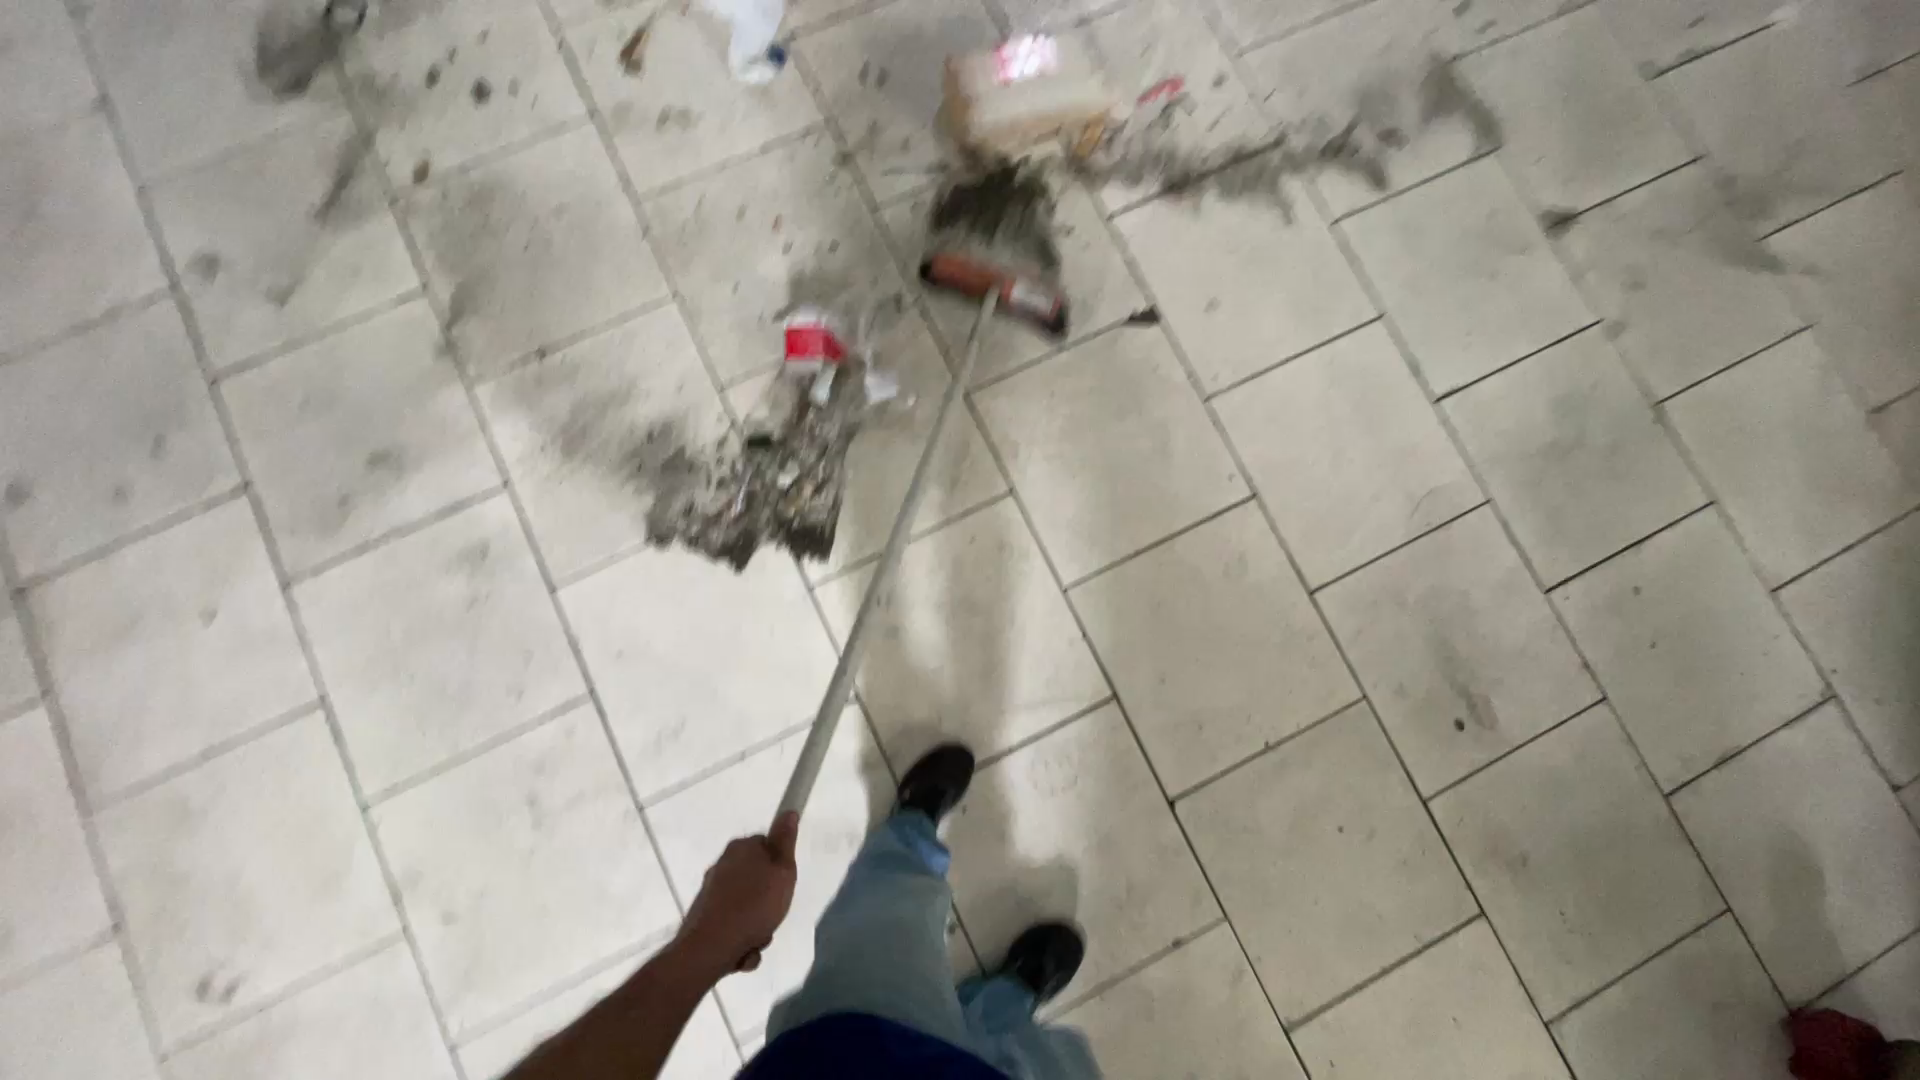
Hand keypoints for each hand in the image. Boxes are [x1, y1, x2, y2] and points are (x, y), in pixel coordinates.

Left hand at [674, 812, 800, 979]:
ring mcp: (711, 891)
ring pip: (746, 904)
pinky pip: (732, 923)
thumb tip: (788, 811)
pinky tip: (744, 950)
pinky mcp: (704, 916)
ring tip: (759, 937)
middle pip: (757, 877)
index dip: (780, 864)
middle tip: (775, 911)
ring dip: (756, 923)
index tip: (785, 882)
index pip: (767, 844)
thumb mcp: (783, 871)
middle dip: (768, 898)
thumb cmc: (754, 905)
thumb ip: (786, 842)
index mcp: (741, 848)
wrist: (711, 947)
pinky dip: (741, 936)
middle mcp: (723, 864)